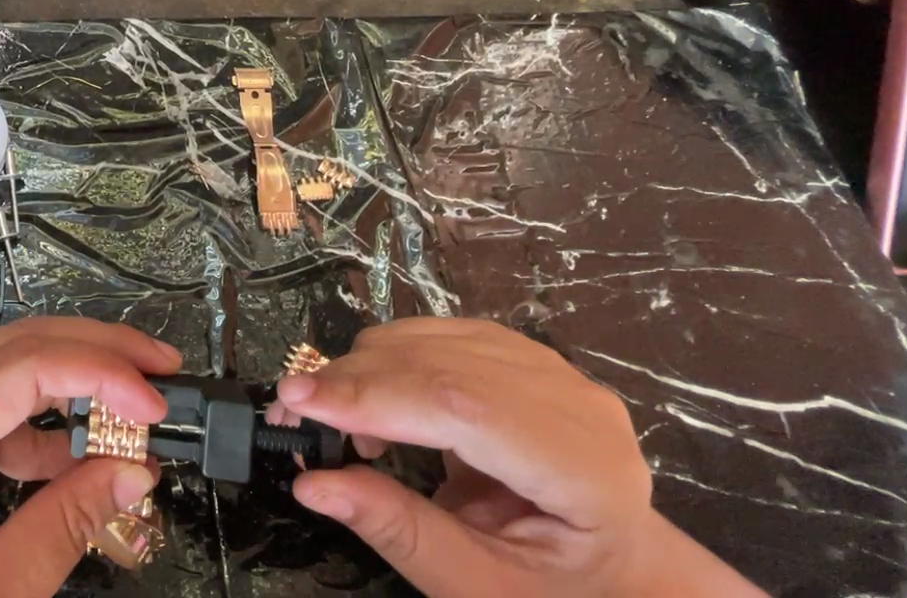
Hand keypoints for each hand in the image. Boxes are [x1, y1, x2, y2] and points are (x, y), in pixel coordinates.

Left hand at [0, 317, 181, 597]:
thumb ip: (64, 525)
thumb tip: (130, 471)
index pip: (23, 369)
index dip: (97, 372)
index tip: (152, 400)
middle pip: (18, 343)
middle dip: (96, 348)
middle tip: (160, 366)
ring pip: (9, 362)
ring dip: (74, 374)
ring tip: (133, 399)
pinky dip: (43, 416)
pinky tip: (79, 446)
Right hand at [276, 318, 765, 597]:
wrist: (619, 575)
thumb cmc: (556, 591)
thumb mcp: (482, 588)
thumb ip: (399, 533)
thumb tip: (311, 484)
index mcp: (588, 470)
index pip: (465, 406)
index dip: (374, 396)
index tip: (294, 402)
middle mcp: (573, 400)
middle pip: (438, 363)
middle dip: (349, 380)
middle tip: (287, 411)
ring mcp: (546, 367)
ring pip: (425, 338)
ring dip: (359, 368)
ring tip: (329, 420)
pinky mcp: (514, 352)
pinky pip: (428, 335)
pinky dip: (381, 361)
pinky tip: (372, 406)